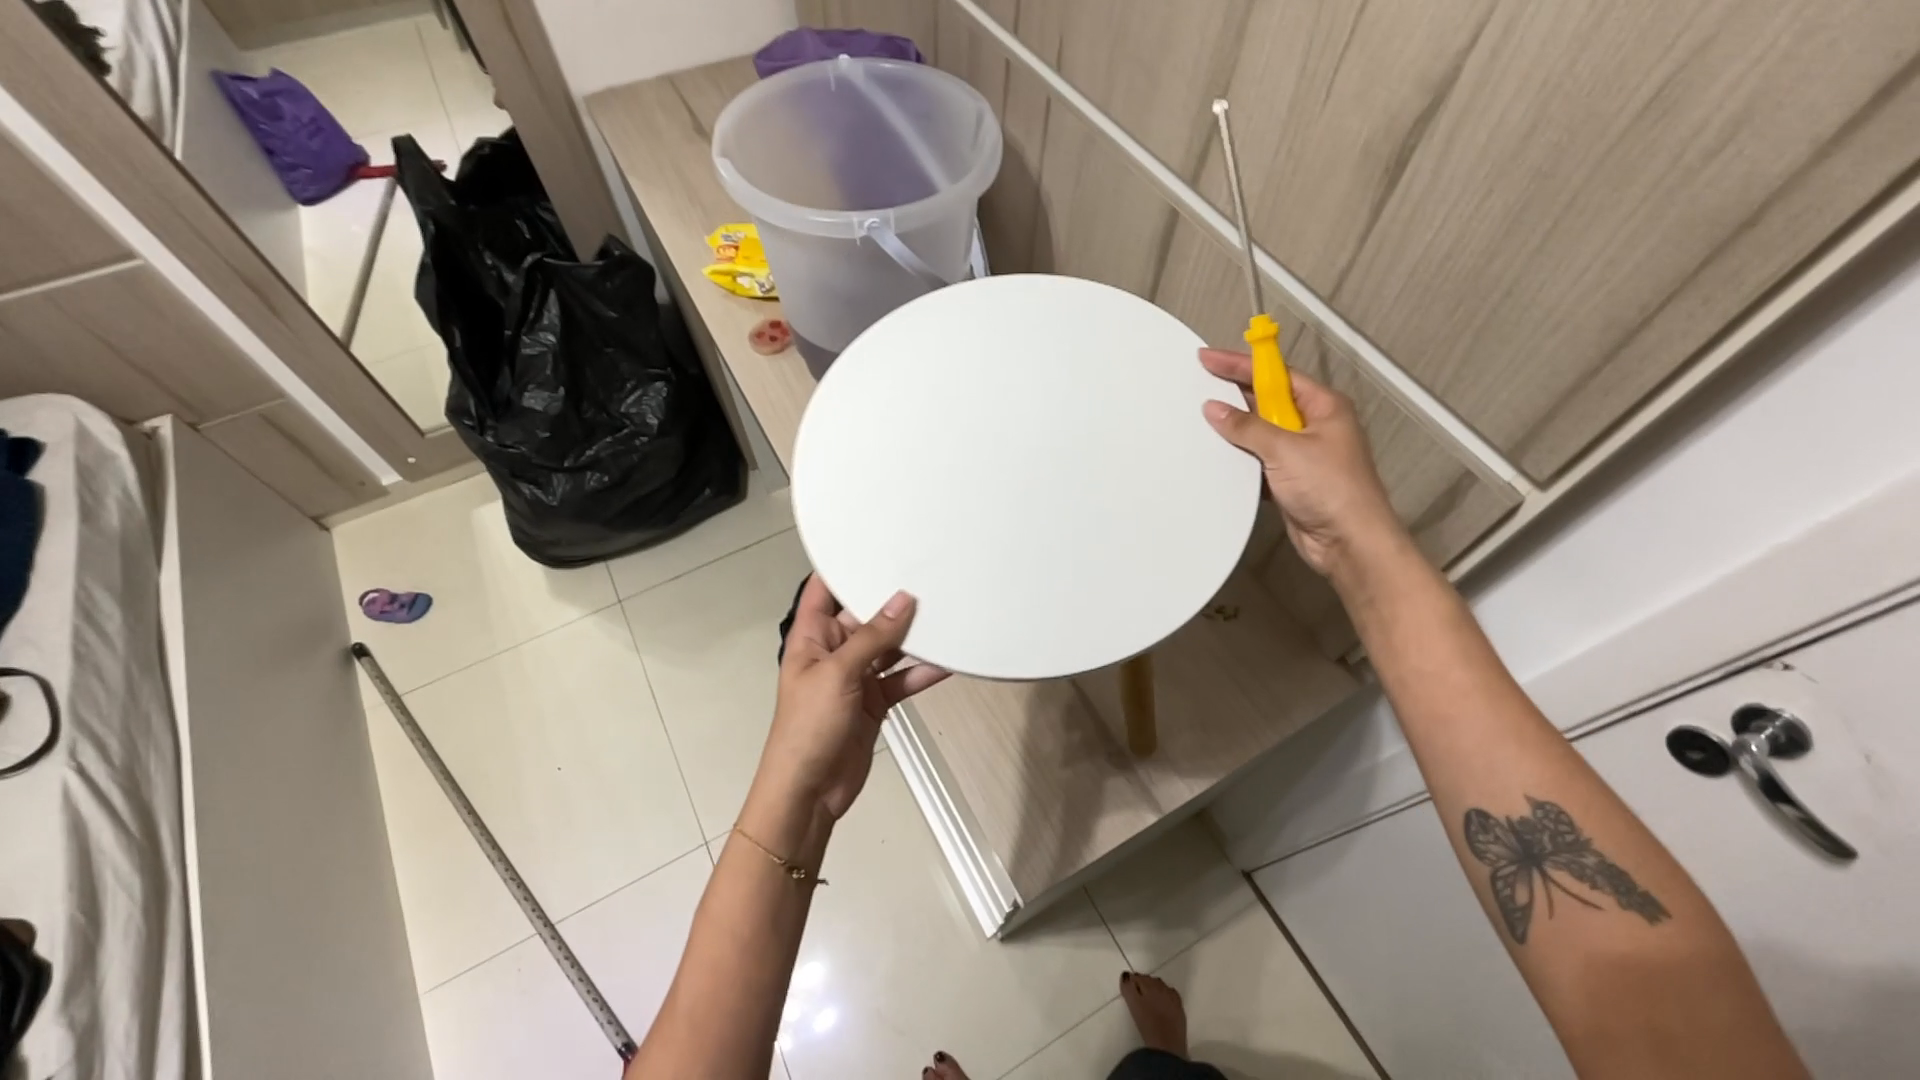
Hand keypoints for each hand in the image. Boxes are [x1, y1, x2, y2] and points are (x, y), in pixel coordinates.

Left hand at [757, 576, 949, 819]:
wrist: (810, 792)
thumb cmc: (808, 727)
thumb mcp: (838, 674)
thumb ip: (873, 638)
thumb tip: (903, 599)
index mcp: (811, 637)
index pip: (824, 590)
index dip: (844, 567)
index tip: (877, 543)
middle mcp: (834, 652)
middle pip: (865, 617)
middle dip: (892, 601)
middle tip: (929, 575)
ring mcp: (856, 678)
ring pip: (889, 649)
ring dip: (913, 638)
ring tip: (947, 613)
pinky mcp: (875, 702)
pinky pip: (901, 680)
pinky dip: (922, 673)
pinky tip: (948, 662)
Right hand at [1198, 348, 1408, 577]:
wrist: (1349, 542)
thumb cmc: (1329, 488)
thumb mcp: (1286, 450)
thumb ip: (1247, 428)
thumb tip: (1214, 409)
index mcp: (1322, 406)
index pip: (1276, 376)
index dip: (1241, 365)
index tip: (1207, 359)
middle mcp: (1312, 426)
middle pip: (1266, 402)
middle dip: (1234, 395)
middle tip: (1196, 385)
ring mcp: (1301, 455)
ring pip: (1259, 434)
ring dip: (1234, 430)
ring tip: (1198, 419)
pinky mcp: (1289, 482)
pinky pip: (1256, 462)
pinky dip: (1237, 459)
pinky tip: (1213, 457)